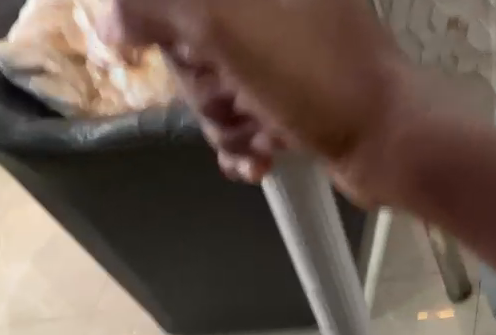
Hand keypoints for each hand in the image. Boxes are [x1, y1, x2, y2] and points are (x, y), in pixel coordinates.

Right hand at [102, 0, 429, 202]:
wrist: (389, 144)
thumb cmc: (316, 77)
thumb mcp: (225, 24)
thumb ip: (153, 6)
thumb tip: (106, 21)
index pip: (175, 4)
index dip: (165, 29)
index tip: (186, 54)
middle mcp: (265, 6)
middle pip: (187, 40)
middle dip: (203, 83)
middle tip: (235, 95)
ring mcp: (280, 50)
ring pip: (215, 86)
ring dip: (227, 122)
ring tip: (259, 134)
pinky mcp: (292, 96)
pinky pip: (244, 117)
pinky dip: (246, 142)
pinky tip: (260, 158)